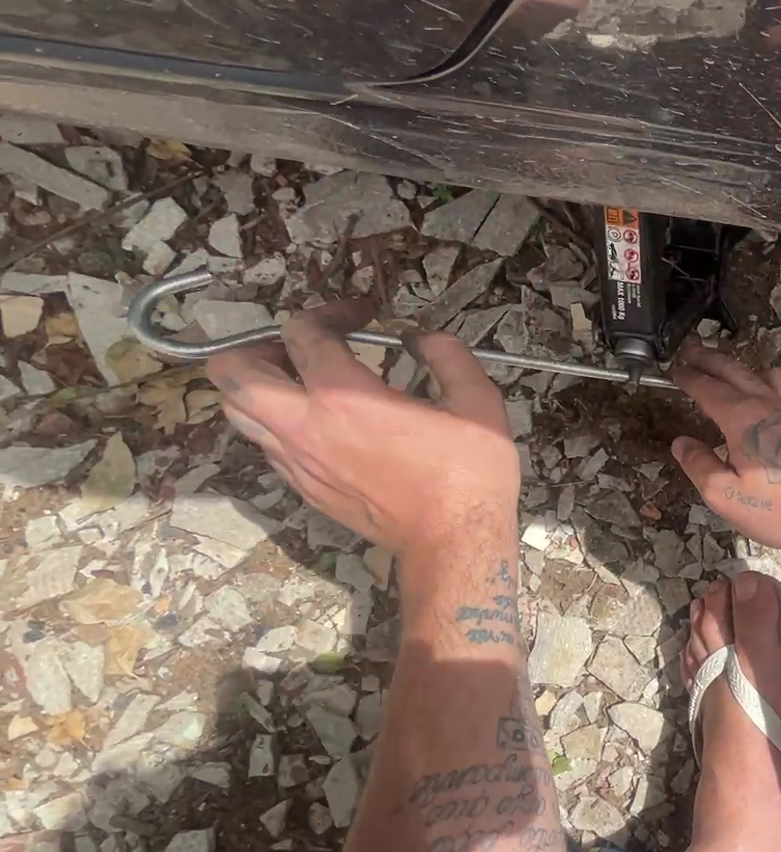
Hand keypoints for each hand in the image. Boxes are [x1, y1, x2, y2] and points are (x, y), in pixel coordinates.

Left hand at [207, 300, 520, 562]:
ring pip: (236, 409)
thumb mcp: (479, 402)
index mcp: (346, 395)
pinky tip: (326, 427)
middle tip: (306, 349)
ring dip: (260, 386)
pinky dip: (281, 423)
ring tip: (304, 384)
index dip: (331, 312)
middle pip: (231, 369)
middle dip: (261, 345)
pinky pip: (265, 442)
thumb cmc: (471, 471)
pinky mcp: (302, 486)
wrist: (453, 539)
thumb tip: (419, 337)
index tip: (363, 314)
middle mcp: (303, 424)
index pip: (304, 333)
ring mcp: (295, 459)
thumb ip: (447, 356)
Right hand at [669, 346, 780, 557]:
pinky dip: (767, 381)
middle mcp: (769, 407)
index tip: (673, 370)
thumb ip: (699, 465)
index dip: (688, 377)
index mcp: (743, 419)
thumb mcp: (725, 494)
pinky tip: (766, 393)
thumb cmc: (780, 509)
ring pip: (764, 376)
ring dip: (740, 367)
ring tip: (726, 366)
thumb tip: (681, 444)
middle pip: (736, 372)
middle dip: (710, 359)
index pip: (708, 388)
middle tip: (691, 350)